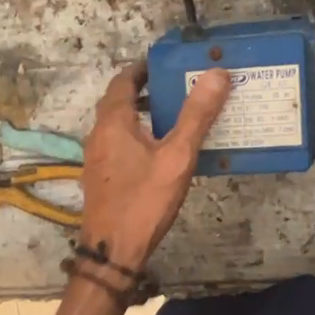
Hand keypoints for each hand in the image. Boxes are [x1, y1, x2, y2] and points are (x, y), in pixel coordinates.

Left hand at [78, 64, 231, 269]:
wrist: (112, 251)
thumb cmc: (144, 201)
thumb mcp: (176, 157)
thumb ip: (196, 116)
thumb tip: (217, 74)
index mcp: (113, 122)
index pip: (124, 80)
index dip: (145, 68)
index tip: (169, 63)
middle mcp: (98, 135)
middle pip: (120, 102)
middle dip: (148, 90)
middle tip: (180, 87)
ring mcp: (97, 158)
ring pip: (120, 125)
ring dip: (145, 115)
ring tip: (178, 117)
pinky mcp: (102, 178)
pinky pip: (121, 145)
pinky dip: (140, 137)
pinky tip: (163, 152)